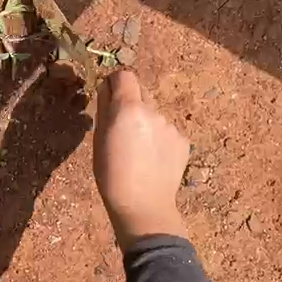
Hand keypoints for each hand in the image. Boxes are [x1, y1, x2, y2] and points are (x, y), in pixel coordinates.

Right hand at [93, 70, 190, 247]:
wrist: (144, 206)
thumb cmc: (112, 174)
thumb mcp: (98, 139)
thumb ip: (104, 108)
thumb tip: (106, 88)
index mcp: (129, 108)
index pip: (124, 75)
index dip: (115, 84)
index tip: (110, 98)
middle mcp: (153, 110)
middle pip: (141, 93)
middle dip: (131, 104)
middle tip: (122, 130)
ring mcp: (171, 125)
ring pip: (154, 113)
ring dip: (146, 123)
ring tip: (138, 151)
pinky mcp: (183, 140)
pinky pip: (166, 130)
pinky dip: (159, 139)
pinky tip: (153, 160)